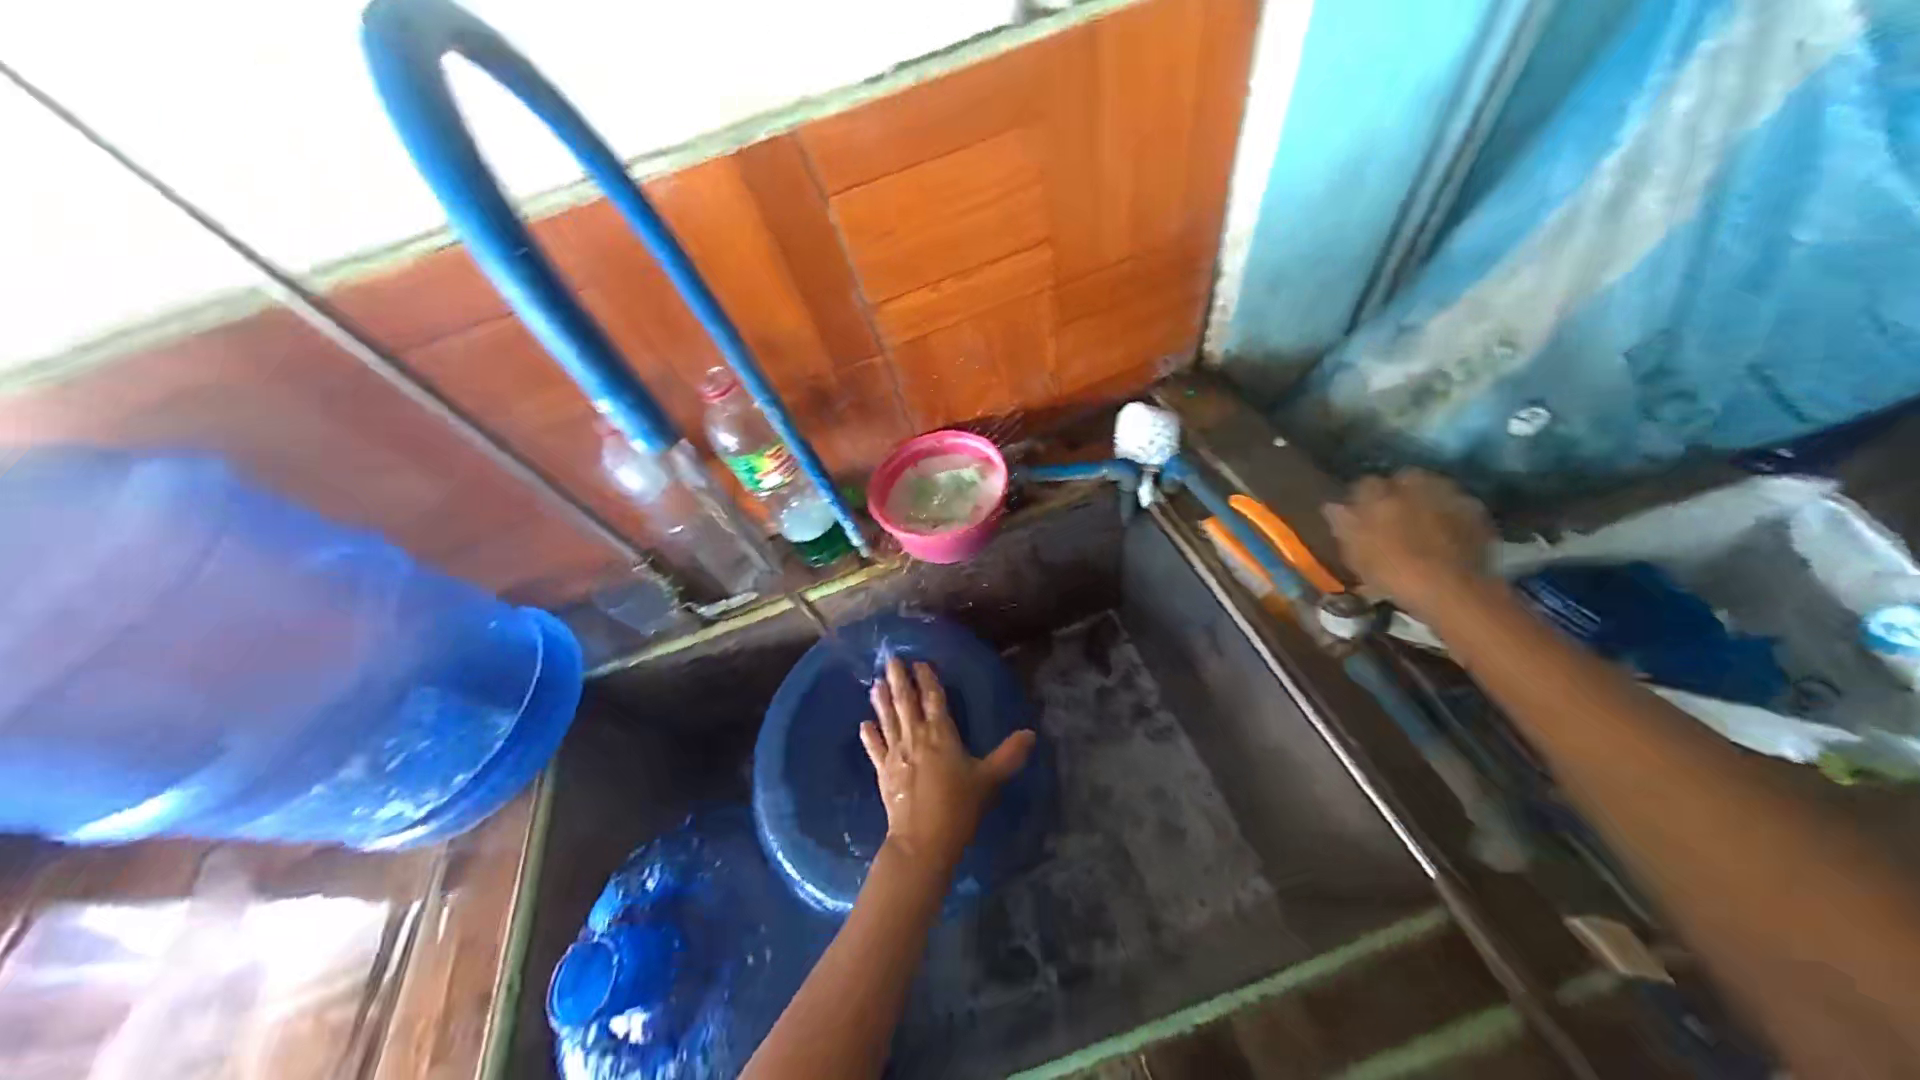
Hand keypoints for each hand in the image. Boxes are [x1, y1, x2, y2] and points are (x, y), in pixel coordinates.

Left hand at [860, 656, 1035, 870]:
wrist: (923, 840)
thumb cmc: (959, 806)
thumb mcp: (989, 780)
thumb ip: (1009, 755)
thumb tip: (1031, 733)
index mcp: (941, 734)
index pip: (934, 699)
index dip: (928, 679)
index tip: (920, 662)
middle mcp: (915, 737)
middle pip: (906, 702)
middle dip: (899, 679)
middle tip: (890, 659)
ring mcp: (895, 754)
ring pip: (888, 719)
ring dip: (881, 700)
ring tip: (875, 682)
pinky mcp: (883, 772)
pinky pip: (874, 748)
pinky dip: (869, 735)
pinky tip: (863, 724)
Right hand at [1324, 469, 1495, 620]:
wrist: (1451, 590)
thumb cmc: (1392, 572)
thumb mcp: (1355, 554)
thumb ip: (1343, 524)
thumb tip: (1332, 506)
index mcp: (1379, 495)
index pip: (1364, 484)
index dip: (1360, 498)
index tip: (1358, 514)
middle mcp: (1414, 486)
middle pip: (1402, 479)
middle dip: (1397, 491)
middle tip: (1392, 515)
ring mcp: (1448, 496)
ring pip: (1431, 488)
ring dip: (1425, 499)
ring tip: (1421, 523)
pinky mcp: (1476, 512)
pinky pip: (1456, 505)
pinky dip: (1449, 513)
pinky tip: (1446, 532)